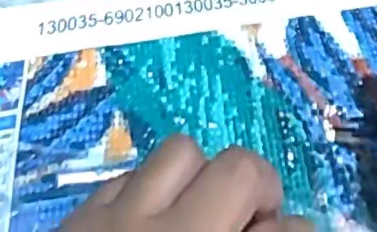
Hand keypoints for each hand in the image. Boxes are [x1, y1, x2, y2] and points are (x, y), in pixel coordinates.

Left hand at [60, 135, 312, 231]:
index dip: (297, 228)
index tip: (284, 231)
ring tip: (199, 214)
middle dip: (260, 192)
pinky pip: (128, 174)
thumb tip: (278, 223)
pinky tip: (148, 223)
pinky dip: (147, 193)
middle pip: (241, 169)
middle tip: (254, 224)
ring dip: (199, 181)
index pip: (290, 229)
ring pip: (181, 152)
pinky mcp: (79, 215)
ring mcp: (117, 219)